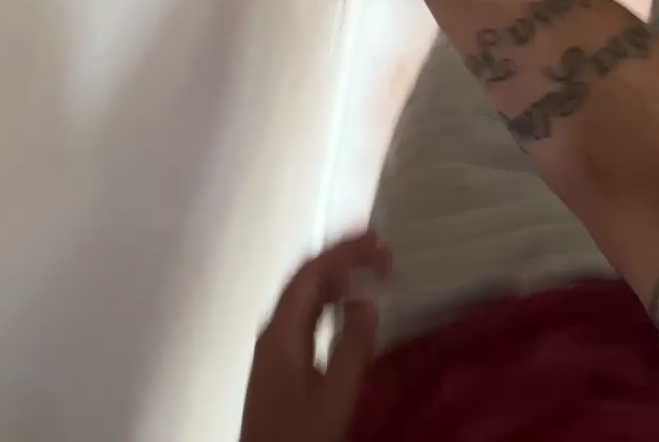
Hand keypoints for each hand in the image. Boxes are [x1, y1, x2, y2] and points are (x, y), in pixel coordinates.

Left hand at [239, 230, 392, 441]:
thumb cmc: (299, 441)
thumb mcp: (332, 399)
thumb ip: (352, 347)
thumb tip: (367, 299)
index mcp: (280, 333)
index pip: (311, 272)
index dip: (343, 249)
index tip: (377, 237)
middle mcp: (274, 335)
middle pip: (308, 281)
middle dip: (345, 259)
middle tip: (384, 253)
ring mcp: (276, 354)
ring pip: (309, 300)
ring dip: (341, 281)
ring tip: (375, 274)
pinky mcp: (283, 372)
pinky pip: (311, 320)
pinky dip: (335, 305)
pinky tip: (354, 314)